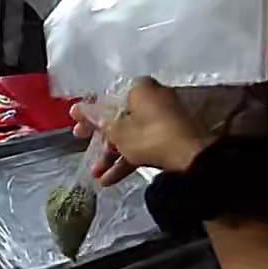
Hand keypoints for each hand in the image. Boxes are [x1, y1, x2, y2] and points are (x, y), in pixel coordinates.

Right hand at [71, 76, 210, 185]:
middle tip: (86, 152)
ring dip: (113, 156)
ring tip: (98, 175)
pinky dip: (129, 159)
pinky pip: (144, 144)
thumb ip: (96, 120)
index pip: (108, 101)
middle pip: (120, 119)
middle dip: (102, 142)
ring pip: (132, 135)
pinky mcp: (171, 136)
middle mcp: (153, 99)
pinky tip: (111, 179)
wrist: (191, 157)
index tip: (78, 130)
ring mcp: (163, 118)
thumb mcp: (117, 131)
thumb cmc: (149, 136)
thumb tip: (76, 108)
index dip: (90, 117)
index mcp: (140, 89)